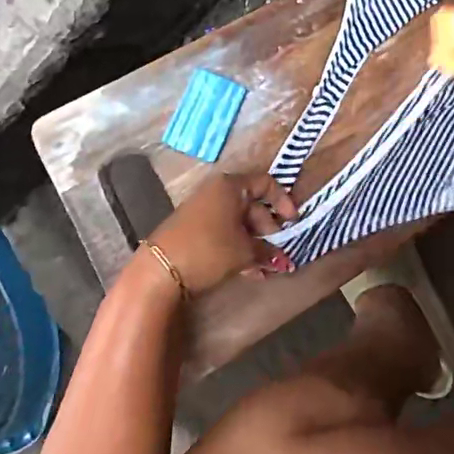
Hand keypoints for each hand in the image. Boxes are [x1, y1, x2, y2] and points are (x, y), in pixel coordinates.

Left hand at [146, 173, 297, 291]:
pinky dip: (238, 246)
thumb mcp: (244, 252)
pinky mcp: (194, 227)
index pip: (265, 183)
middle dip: (268, 229)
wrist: (161, 268)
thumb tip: (285, 262)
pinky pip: (224, 231)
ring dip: (254, 243)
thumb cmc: (210, 249)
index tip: (292, 222)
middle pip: (251, 204)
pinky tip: (248, 270)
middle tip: (277, 252)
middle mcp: (216, 191)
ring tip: (264, 267)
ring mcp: (203, 209)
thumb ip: (268, 253)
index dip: (283, 201)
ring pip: (238, 221)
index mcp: (230, 186)